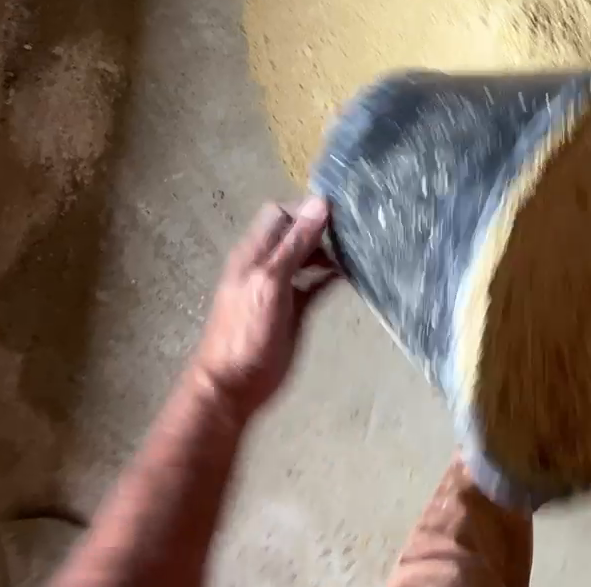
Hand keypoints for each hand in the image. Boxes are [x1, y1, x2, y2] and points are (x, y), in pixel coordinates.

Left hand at [193, 197, 339, 415]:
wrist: (234, 387)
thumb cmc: (246, 332)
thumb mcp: (270, 281)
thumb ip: (295, 243)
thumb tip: (320, 202)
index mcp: (254, 252)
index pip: (280, 213)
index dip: (306, 209)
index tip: (338, 213)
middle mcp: (268, 263)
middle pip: (297, 232)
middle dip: (323, 227)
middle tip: (354, 229)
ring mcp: (282, 286)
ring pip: (309, 255)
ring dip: (330, 250)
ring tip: (357, 249)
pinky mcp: (296, 307)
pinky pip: (317, 282)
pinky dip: (332, 275)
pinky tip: (351, 273)